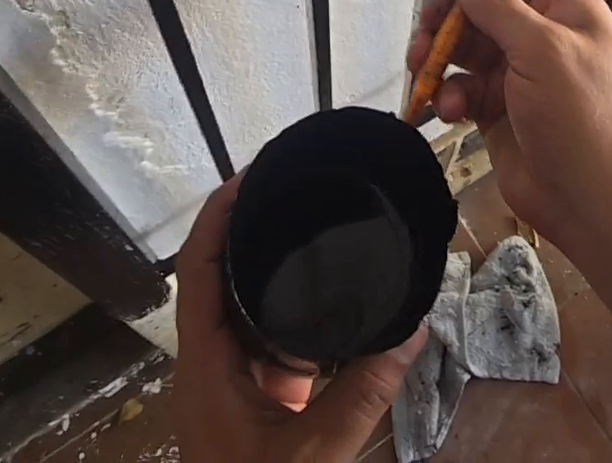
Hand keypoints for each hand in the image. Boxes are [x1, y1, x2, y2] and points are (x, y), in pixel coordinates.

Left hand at [173, 173, 426, 461]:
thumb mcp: (315, 454)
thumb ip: (363, 392)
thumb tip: (414, 325)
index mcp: (205, 366)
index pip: (198, 271)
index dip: (215, 217)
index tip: (248, 176)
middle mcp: (209, 361)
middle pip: (215, 275)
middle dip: (246, 226)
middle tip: (289, 185)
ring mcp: (230, 378)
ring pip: (241, 303)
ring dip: (269, 263)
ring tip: (310, 221)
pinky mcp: (253, 394)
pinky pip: (266, 334)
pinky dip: (291, 306)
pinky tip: (326, 292)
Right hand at [406, 0, 611, 249]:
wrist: (596, 205)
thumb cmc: (582, 118)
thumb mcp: (543, 51)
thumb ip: (500, 8)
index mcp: (567, 12)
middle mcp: (543, 38)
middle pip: (486, 8)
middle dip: (451, 17)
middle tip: (424, 31)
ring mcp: (519, 76)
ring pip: (467, 50)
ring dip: (441, 57)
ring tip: (421, 70)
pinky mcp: (498, 112)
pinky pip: (464, 89)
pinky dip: (450, 95)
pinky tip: (447, 109)